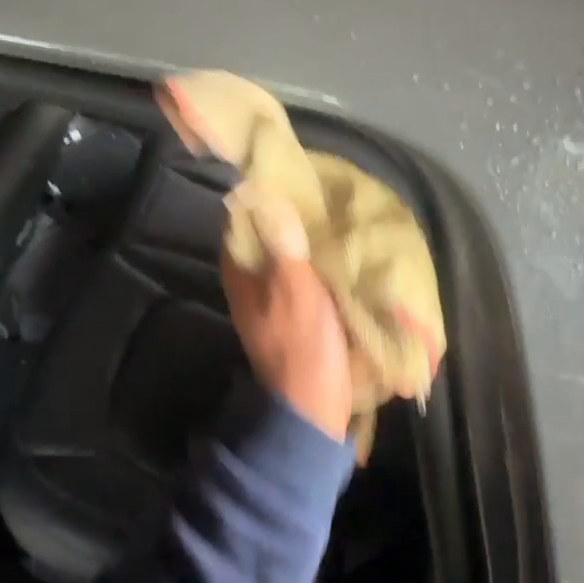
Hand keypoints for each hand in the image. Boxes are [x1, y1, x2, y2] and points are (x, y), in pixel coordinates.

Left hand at [221, 190, 353, 441]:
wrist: (312, 407)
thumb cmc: (301, 345)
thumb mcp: (294, 288)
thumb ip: (282, 243)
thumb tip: (261, 192)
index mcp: (241, 271)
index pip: (242, 219)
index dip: (262, 195)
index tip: (291, 174)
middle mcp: (249, 280)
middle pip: (266, 234)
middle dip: (290, 214)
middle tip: (323, 189)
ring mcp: (271, 297)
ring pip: (286, 254)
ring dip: (307, 237)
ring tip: (336, 211)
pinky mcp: (295, 312)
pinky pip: (304, 274)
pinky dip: (318, 261)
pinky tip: (342, 249)